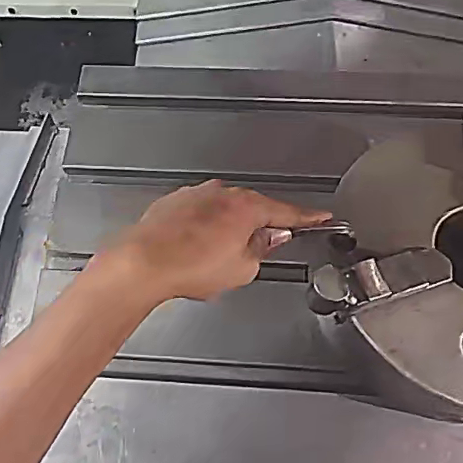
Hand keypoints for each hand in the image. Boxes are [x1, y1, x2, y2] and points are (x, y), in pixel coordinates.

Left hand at [93, 180, 330, 303]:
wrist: (142, 263)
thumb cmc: (187, 265)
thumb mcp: (242, 269)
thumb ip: (262, 250)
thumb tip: (268, 240)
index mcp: (246, 206)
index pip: (287, 212)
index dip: (308, 217)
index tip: (320, 217)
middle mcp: (222, 194)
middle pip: (253, 210)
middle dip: (258, 229)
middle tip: (257, 253)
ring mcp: (196, 195)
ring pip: (224, 212)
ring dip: (226, 232)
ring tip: (215, 261)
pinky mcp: (174, 204)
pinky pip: (199, 216)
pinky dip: (203, 231)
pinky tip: (196, 252)